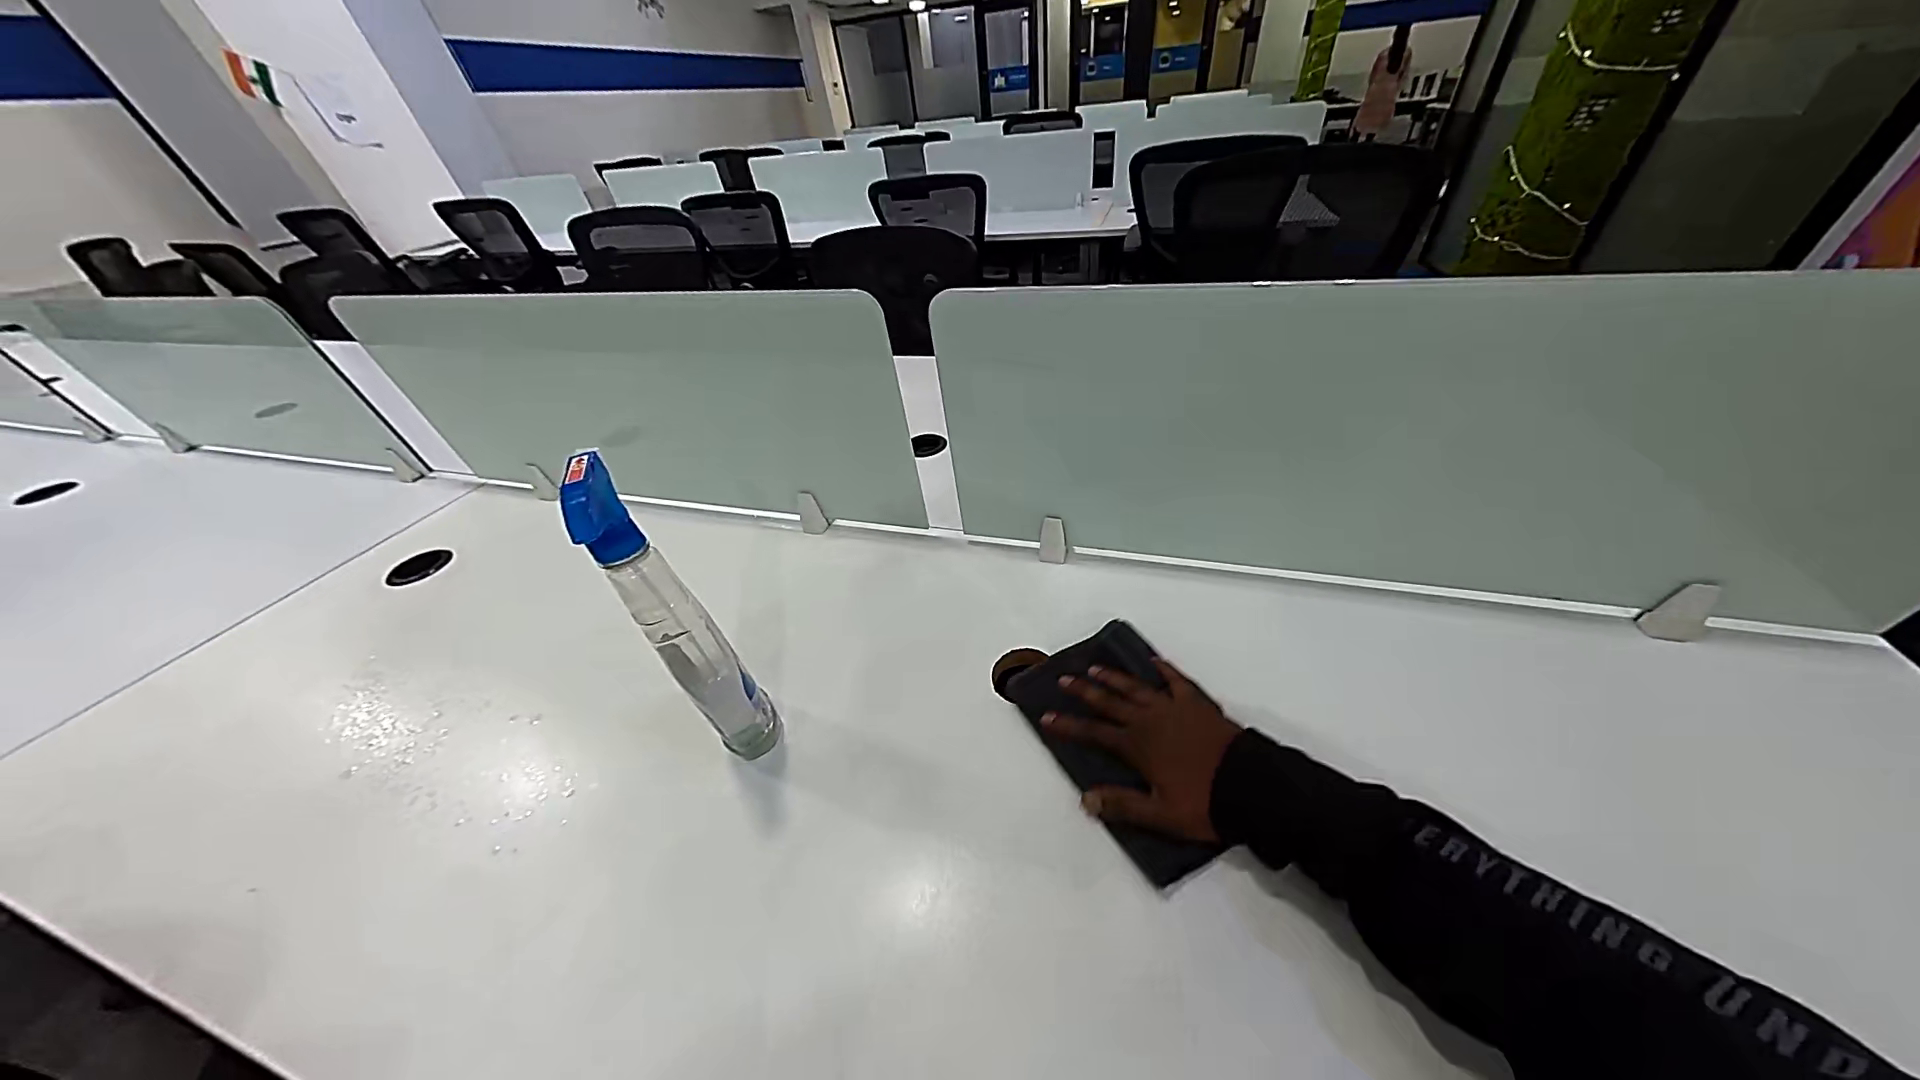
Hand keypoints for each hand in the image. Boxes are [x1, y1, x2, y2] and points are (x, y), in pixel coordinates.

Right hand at [1043, 660, 1241, 842]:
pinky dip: (1164, 671)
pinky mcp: (1198, 704)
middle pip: (1110, 702)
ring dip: (1114, 678)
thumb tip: (1086, 799)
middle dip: (1084, 692)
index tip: (1047, 717)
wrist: (1251, 787)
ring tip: (1096, 669)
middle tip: (1065, 680)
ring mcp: (1174, 708)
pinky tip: (1155, 662)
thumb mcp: (1161, 814)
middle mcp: (1149, 721)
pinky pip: (1177, 681)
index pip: (1094, 733)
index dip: (1068, 726)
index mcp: (1137, 746)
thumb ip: (1122, 805)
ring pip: (1136, 688)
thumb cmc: (1204, 803)